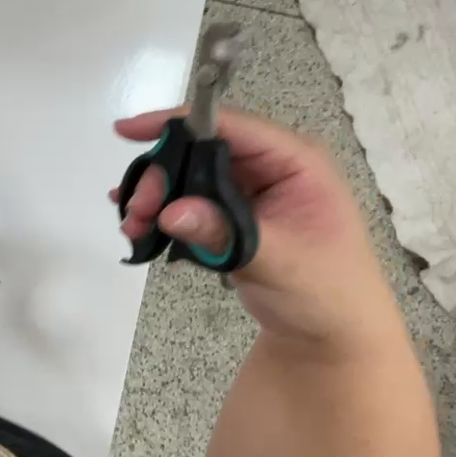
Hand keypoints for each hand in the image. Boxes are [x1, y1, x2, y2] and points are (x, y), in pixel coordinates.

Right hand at [113, 107, 403, 348]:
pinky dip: (157, 211)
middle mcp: (268, 167)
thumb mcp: (279, 262)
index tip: (127, 131)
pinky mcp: (227, 213)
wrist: (328, 334)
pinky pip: (183, 199)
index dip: (178, 123)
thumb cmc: (324, 292)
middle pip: (197, 150)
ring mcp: (246, 190)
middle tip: (136, 210)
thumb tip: (170, 212)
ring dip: (152, 196)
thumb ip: (224, 233)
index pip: (231, 127)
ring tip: (133, 227)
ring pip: (184, 174)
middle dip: (159, 175)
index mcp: (295, 163)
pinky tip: (137, 226)